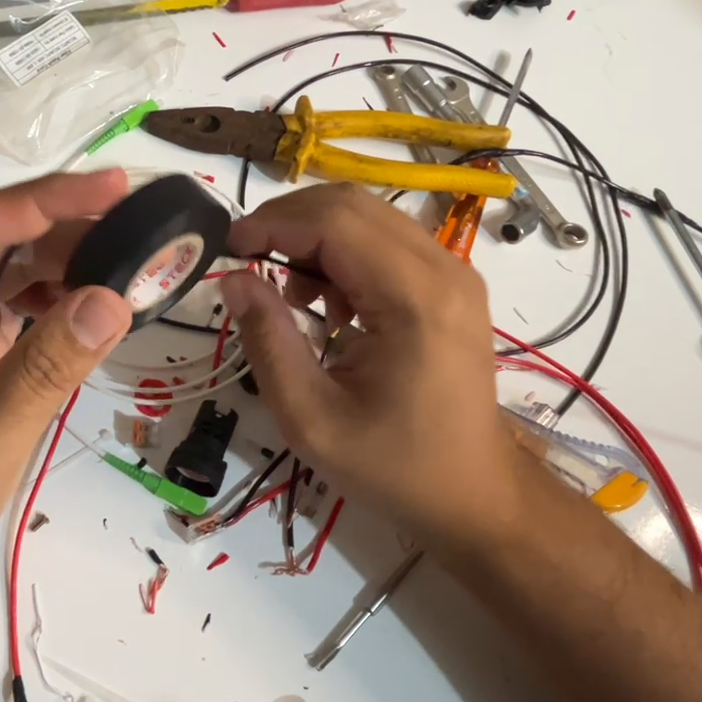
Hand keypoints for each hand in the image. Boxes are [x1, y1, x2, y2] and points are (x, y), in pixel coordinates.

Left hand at [0, 171, 133, 608]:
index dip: (52, 198)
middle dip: (66, 225)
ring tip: (128, 258)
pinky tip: (92, 304)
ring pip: (8, 271)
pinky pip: (13, 310)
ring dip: (65, 261)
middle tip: (139, 222)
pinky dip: (54, 301)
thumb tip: (116, 296)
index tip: (118, 186)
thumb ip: (49, 365)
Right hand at [220, 184, 523, 551]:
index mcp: (415, 300)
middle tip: (247, 262)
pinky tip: (326, 305)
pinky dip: (341, 255)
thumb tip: (234, 280)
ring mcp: (453, 273)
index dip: (272, 225)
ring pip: (367, 217)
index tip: (228, 250)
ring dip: (313, 239)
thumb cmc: (393, 465)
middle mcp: (443, 270)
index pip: (335, 223)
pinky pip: (384, 241)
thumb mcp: (311, 418)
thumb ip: (268, 342)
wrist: (474, 495)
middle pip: (351, 206)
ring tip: (288, 295)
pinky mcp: (450, 284)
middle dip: (288, 223)